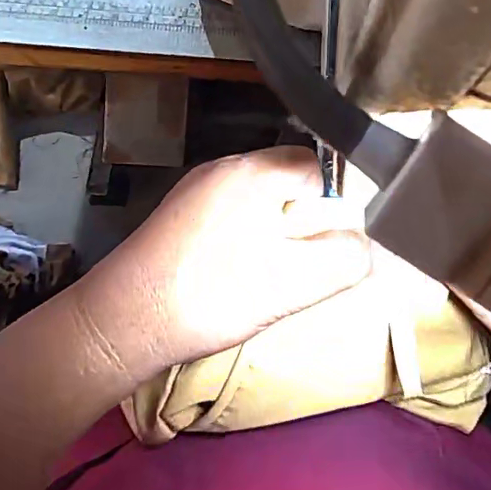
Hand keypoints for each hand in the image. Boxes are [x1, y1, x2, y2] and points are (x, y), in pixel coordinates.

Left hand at [67, 146, 372, 386]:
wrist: (121, 323)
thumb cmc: (210, 298)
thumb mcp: (293, 286)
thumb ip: (345, 260)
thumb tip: (369, 246)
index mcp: (253, 172)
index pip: (319, 165)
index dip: (331, 205)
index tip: (322, 244)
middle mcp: (224, 167)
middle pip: (290, 182)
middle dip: (302, 220)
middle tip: (293, 265)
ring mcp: (198, 188)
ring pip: (261, 200)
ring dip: (274, 232)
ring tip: (264, 274)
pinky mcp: (181, 212)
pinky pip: (233, 213)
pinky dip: (245, 238)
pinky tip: (234, 274)